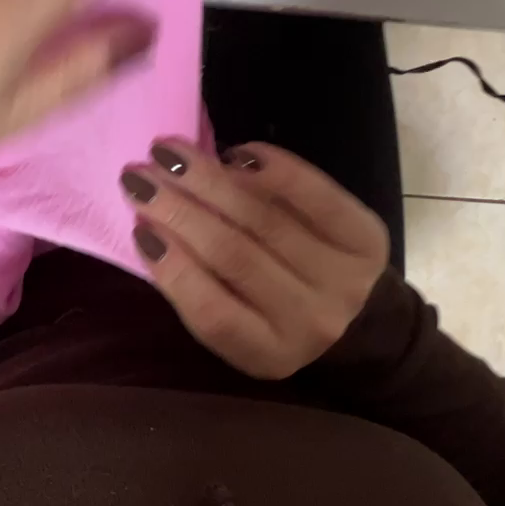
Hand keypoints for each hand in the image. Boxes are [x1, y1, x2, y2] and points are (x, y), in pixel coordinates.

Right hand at [121, 140, 390, 378]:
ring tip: (171, 153)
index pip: (213, 312)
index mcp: (266, 353)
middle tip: (138, 174)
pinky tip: (236, 152)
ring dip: (211, 180)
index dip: (174, 269)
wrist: (362, 322)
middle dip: (180, 209)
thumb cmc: (275, 320)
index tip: (138, 226)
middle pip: (236, 256)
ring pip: (267, 219)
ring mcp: (343, 278)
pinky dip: (273, 169)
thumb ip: (198, 288)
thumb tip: (152, 223)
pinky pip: (314, 194)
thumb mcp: (237, 327)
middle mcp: (310, 320)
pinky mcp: (366, 237)